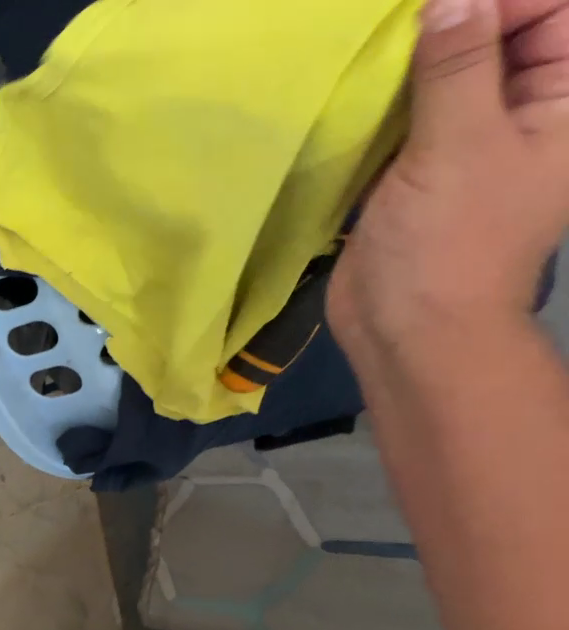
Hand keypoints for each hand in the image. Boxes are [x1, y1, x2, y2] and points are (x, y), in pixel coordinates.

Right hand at [328, 0, 568, 352]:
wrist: (410, 325)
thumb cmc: (451, 240)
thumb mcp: (458, 146)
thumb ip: (456, 69)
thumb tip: (450, 1)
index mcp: (567, 98)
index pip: (554, 12)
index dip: (499, 4)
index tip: (433, 20)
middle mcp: (527, 110)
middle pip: (502, 36)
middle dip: (451, 27)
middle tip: (390, 36)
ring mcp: (469, 140)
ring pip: (449, 75)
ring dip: (410, 66)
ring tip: (366, 66)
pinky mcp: (419, 169)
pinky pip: (409, 116)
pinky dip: (384, 104)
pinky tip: (354, 104)